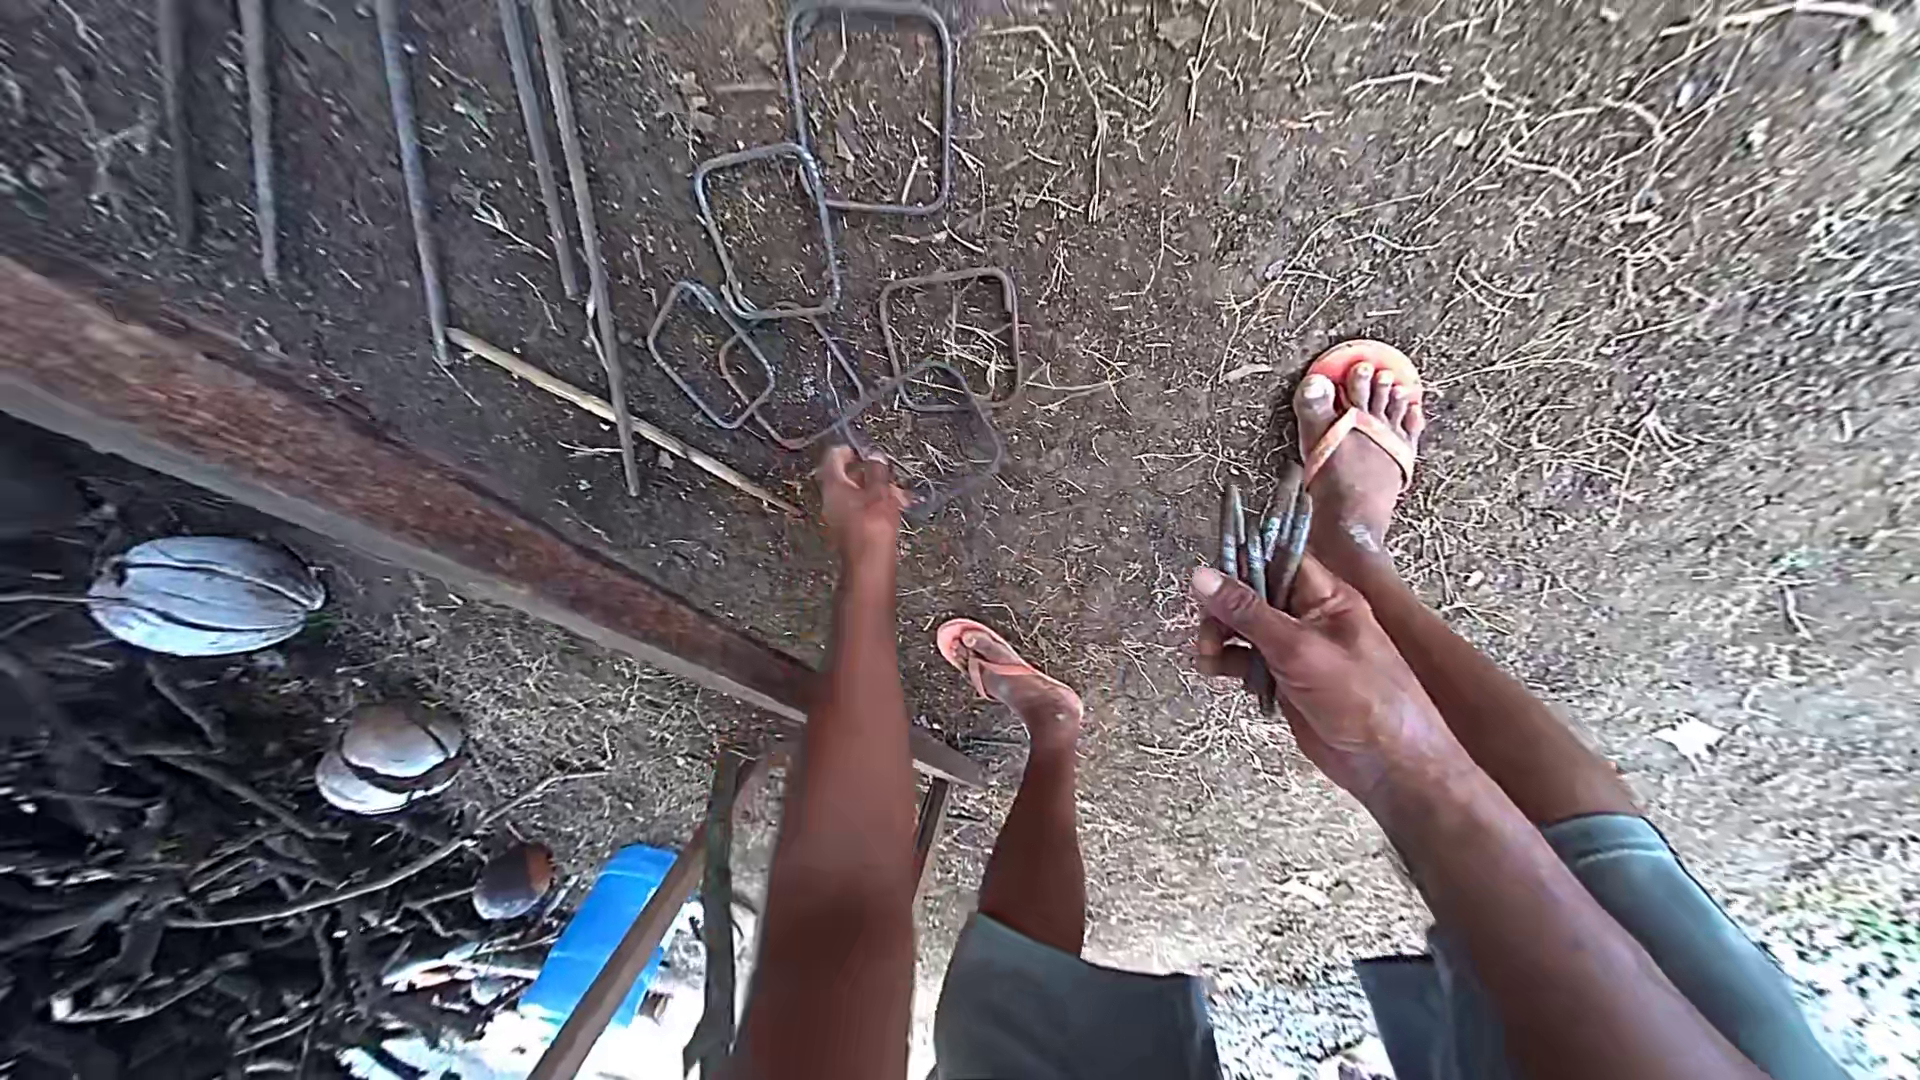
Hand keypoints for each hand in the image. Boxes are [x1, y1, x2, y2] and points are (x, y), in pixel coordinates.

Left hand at [817, 445, 911, 566]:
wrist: (870, 563)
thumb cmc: (873, 524)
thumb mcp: (880, 491)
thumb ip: (877, 471)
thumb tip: (875, 457)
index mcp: (833, 486)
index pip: (833, 458)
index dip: (849, 450)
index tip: (865, 451)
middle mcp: (830, 500)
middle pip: (847, 478)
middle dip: (870, 475)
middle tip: (889, 476)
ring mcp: (837, 517)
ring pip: (857, 496)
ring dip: (877, 492)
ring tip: (900, 496)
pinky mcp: (848, 531)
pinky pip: (860, 511)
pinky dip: (875, 506)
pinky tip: (895, 510)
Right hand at [1192, 557, 1468, 804]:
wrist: (1387, 766)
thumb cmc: (1360, 698)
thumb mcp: (1297, 647)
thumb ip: (1246, 611)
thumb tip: (1201, 576)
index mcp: (1325, 597)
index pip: (1277, 559)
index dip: (1242, 559)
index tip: (1208, 574)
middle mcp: (1307, 616)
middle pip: (1251, 594)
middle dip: (1222, 608)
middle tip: (1207, 630)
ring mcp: (1293, 647)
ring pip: (1241, 626)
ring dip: (1218, 636)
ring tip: (1207, 657)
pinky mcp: (1281, 676)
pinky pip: (1243, 657)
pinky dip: (1225, 661)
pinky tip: (1214, 671)